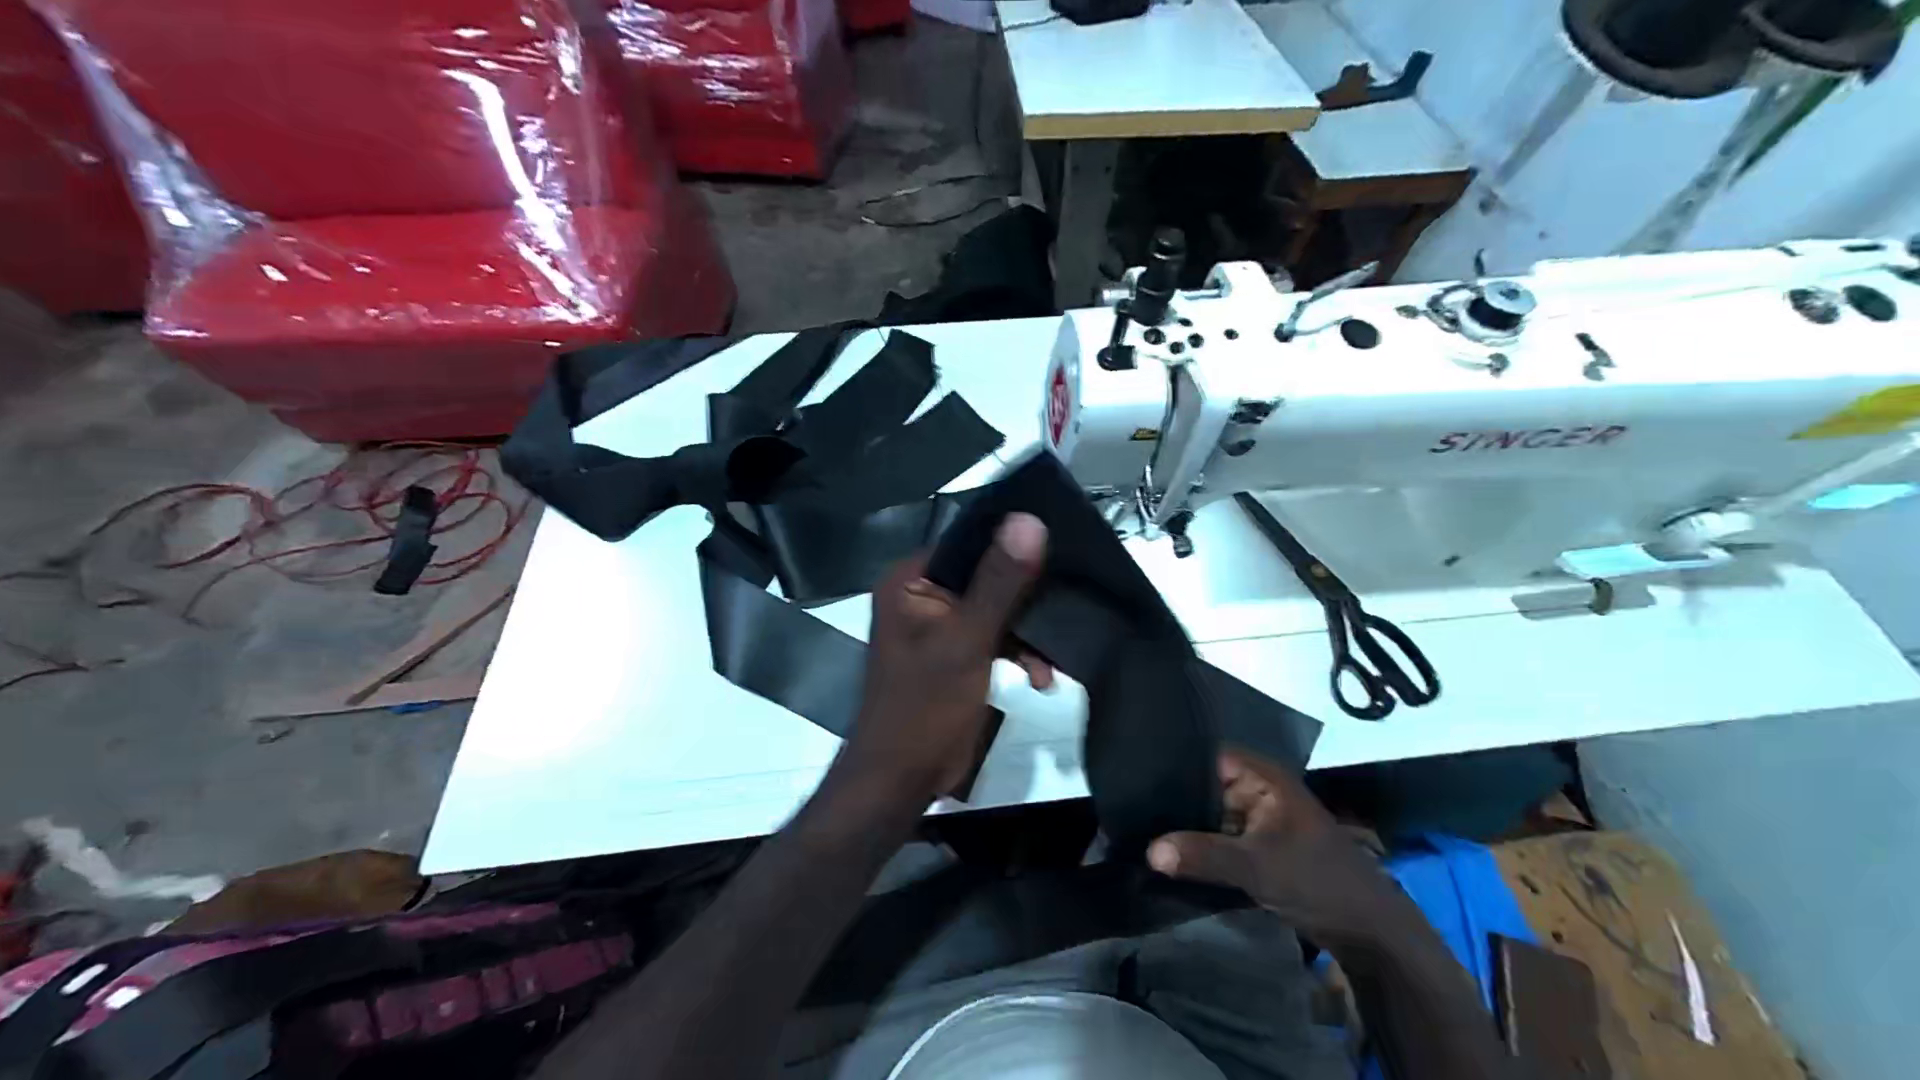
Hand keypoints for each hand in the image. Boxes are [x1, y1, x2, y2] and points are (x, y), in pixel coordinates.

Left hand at [837, 513, 1048, 799]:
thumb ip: (999, 582)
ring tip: (1052, 662)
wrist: (902, 780)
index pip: (968, 542)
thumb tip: (1028, 519)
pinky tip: (1042, 679)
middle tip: (1066, 609)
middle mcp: (921, 596)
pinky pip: (993, 637)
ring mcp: (938, 626)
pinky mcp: (955, 654)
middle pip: (986, 577)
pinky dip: (1016, 654)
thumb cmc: (925, 706)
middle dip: (1026, 600)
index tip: (1060, 551)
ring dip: (1026, 634)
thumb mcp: (968, 639)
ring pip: (996, 610)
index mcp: (910, 580)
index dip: (1012, 545)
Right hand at [1148, 749, 1403, 944]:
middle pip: (1202, 784)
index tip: (1133, 767)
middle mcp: (1256, 790)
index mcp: (1262, 776)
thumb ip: (1203, 855)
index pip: (1205, 754)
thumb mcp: (1257, 866)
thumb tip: (1149, 850)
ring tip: (1136, 822)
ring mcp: (1255, 819)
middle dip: (1170, 796)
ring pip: (1206, 813)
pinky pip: (1215, 836)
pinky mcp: (1253, 846)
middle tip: (1127, 801)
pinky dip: (1195, 843)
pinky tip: (1163, 848)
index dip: (1172, 760)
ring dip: (1181, 823)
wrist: (1369, 934)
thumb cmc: (1319, 881)